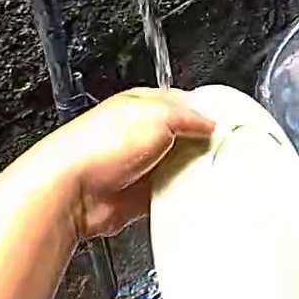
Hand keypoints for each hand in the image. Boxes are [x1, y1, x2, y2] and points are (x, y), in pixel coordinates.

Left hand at [29, 88, 214, 240]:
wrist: (71, 190)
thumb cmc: (100, 144)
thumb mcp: (158, 114)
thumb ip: (189, 115)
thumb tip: (210, 122)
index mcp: (143, 104)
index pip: (185, 104)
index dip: (207, 113)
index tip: (227, 125)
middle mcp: (141, 133)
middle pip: (186, 137)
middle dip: (204, 145)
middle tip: (222, 151)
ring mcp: (141, 164)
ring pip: (182, 166)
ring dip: (194, 171)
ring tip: (208, 173)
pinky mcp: (140, 194)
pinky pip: (172, 193)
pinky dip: (182, 195)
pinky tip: (190, 194)